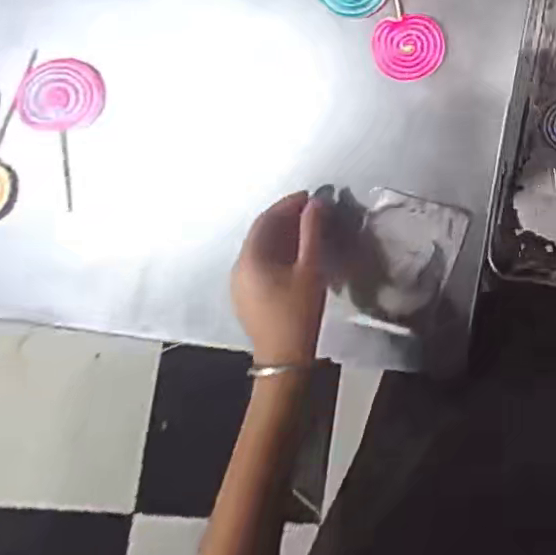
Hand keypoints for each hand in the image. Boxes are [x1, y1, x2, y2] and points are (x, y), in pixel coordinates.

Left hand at [231, 191, 328, 366]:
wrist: (284, 358)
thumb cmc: (298, 311)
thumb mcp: (311, 268)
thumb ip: (313, 231)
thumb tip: (316, 202)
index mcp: (250, 257)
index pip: (267, 219)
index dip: (288, 204)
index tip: (311, 196)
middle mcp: (238, 266)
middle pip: (262, 232)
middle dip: (286, 217)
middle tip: (313, 211)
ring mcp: (239, 283)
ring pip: (261, 248)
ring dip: (283, 234)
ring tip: (309, 229)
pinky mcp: (245, 295)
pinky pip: (260, 262)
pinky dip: (278, 250)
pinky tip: (297, 254)